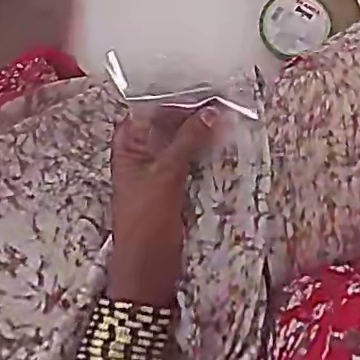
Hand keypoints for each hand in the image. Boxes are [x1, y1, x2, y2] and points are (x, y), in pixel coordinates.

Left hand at [108, 105, 220, 305]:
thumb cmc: (145, 225)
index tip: (205, 82)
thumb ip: (186, 141)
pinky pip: (193, 155)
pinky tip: (227, 136)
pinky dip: (208, 145)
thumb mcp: (164, 177)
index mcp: (128, 145)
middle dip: (195, 108)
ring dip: (204, 126)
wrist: (148, 276)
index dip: (175, 93)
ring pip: (184, 137)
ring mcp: (160, 167)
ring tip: (232, 111)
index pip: (150, 106)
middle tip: (226, 94)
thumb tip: (212, 110)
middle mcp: (142, 151)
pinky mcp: (177, 182)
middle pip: (169, 120)